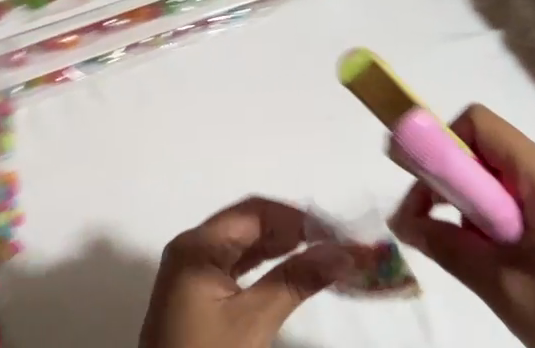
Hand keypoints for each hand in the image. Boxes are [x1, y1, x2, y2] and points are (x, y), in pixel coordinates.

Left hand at [140, 197, 351, 347]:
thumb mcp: (253, 321)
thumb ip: (296, 281)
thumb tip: (343, 253)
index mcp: (197, 245)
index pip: (254, 212)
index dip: (296, 217)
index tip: (335, 231)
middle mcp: (191, 249)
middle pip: (247, 224)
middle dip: (290, 230)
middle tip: (334, 242)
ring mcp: (191, 272)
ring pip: (243, 245)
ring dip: (280, 247)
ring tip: (320, 253)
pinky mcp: (197, 296)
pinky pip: (235, 266)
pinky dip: (264, 265)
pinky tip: (290, 270)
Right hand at [390, 105, 534, 347]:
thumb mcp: (502, 285)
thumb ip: (448, 245)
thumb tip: (403, 221)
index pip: (478, 125)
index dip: (438, 143)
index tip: (411, 182)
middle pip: (485, 149)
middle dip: (449, 181)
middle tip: (425, 225)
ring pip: (499, 176)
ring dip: (471, 206)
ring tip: (464, 252)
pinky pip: (519, 197)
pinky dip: (494, 219)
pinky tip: (493, 259)